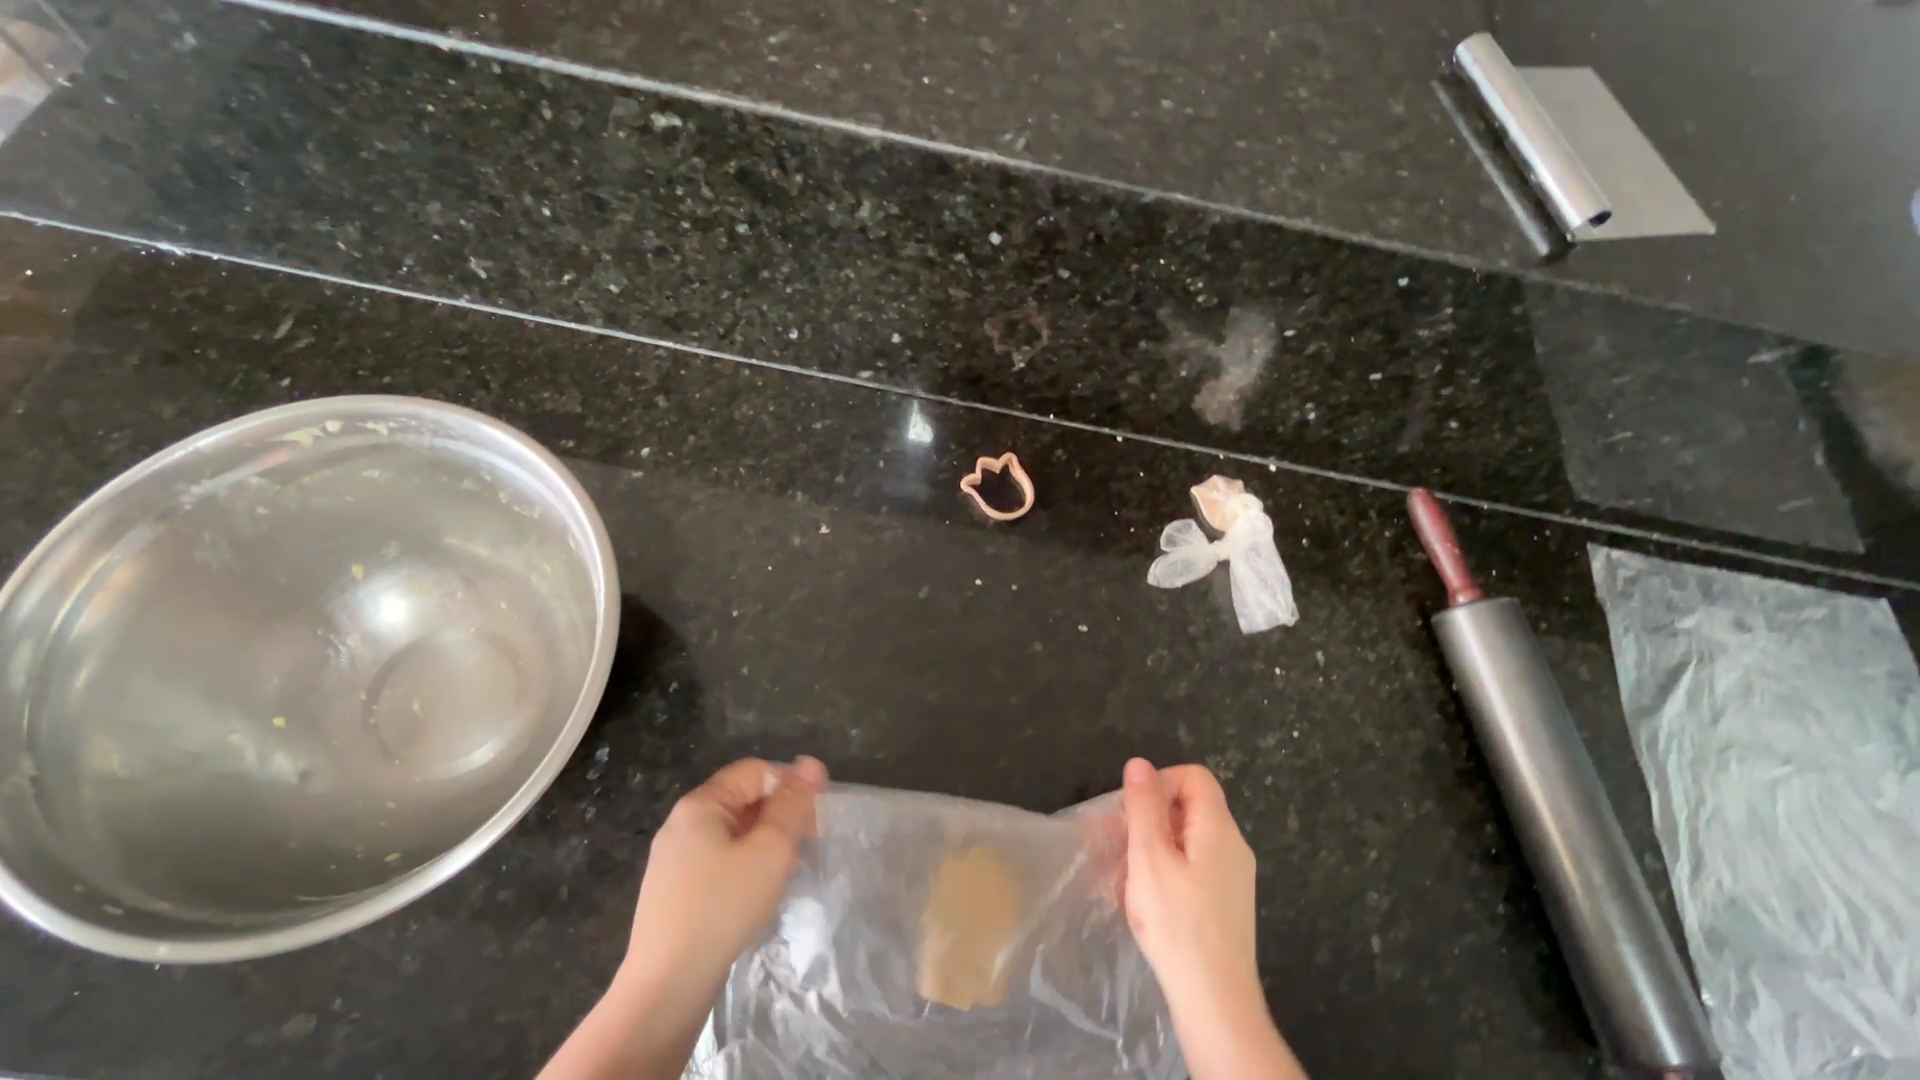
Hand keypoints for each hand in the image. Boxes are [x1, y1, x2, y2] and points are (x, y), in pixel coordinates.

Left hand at [625, 755, 828, 988]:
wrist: (667, 984)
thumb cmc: (723, 907)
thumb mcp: (770, 850)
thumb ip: (792, 804)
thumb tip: (811, 763)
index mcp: (700, 804)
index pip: (755, 771)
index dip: (789, 786)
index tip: (815, 821)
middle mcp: (681, 823)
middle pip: (743, 800)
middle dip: (779, 818)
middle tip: (805, 850)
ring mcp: (674, 859)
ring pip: (733, 834)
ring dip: (765, 846)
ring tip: (784, 876)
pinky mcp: (674, 891)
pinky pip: (719, 862)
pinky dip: (745, 869)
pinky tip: (756, 897)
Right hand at [1121, 757, 1306, 1079]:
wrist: (1215, 1000)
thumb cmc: (1177, 924)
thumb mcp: (1149, 859)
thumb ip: (1143, 808)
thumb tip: (1139, 764)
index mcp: (1219, 829)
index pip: (1193, 777)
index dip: (1158, 783)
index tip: (1130, 812)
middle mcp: (1232, 847)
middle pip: (1188, 808)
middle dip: (1147, 818)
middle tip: (1112, 844)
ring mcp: (1232, 877)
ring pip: (1186, 841)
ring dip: (1150, 848)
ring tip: (1119, 876)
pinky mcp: (1225, 903)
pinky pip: (1192, 868)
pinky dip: (1164, 872)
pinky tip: (1141, 900)